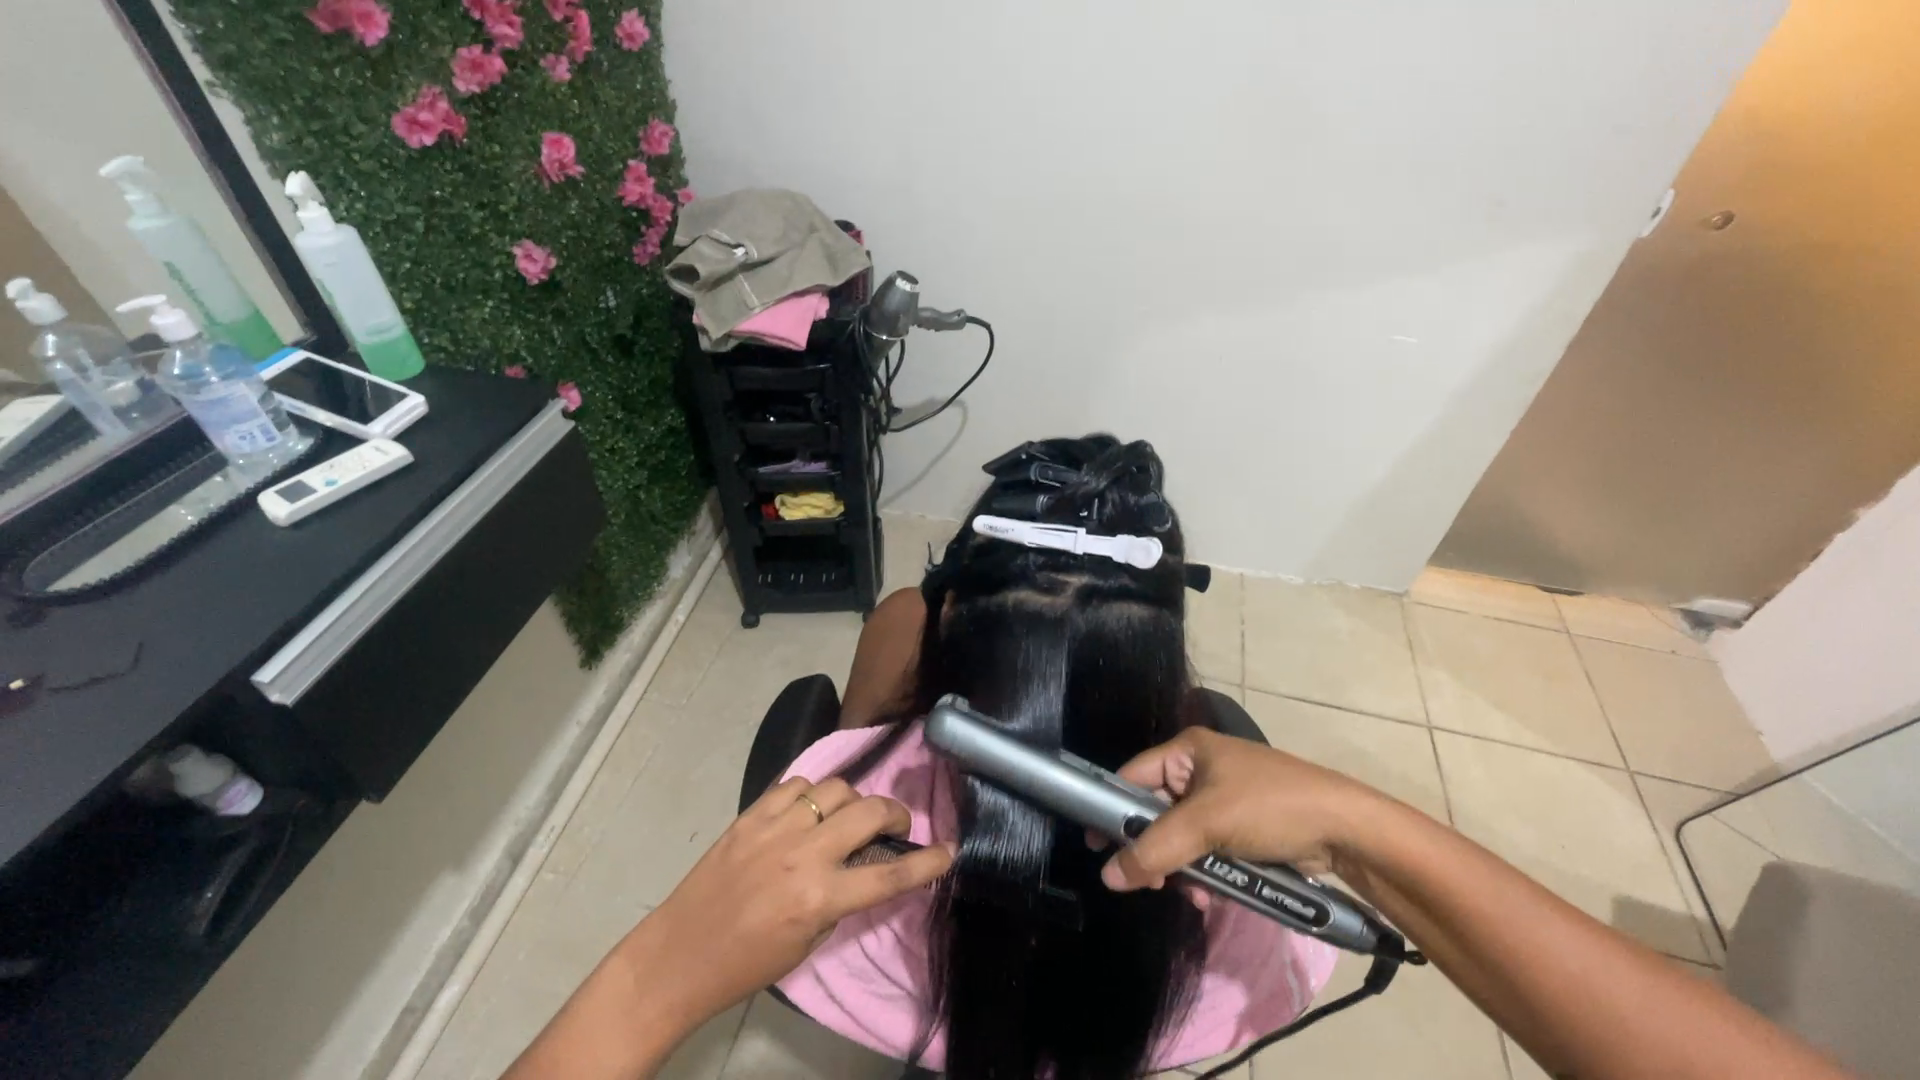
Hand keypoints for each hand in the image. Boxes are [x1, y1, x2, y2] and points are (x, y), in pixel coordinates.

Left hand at [622, 776, 953, 1024]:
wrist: (680, 954)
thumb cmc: (748, 963)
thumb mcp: (809, 942)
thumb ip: (842, 899)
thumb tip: (867, 864)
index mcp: (819, 898)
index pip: (889, 875)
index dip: (927, 863)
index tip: (948, 850)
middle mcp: (802, 855)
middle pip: (868, 812)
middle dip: (895, 814)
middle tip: (896, 827)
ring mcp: (774, 829)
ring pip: (834, 788)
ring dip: (853, 800)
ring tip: (848, 817)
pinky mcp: (750, 815)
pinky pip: (794, 785)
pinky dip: (812, 794)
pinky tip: (809, 810)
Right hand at [1099, 726, 1387, 891]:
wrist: (1346, 830)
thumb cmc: (1268, 808)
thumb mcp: (1206, 825)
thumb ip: (1154, 851)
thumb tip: (1107, 876)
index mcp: (1188, 750)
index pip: (1132, 777)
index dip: (1112, 810)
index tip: (1098, 848)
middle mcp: (1201, 769)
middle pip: (1155, 812)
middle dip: (1153, 851)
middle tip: (1151, 882)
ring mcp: (1224, 799)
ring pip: (1180, 837)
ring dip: (1180, 869)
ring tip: (1190, 895)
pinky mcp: (1243, 827)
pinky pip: (1207, 850)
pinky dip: (1204, 873)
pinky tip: (1212, 897)